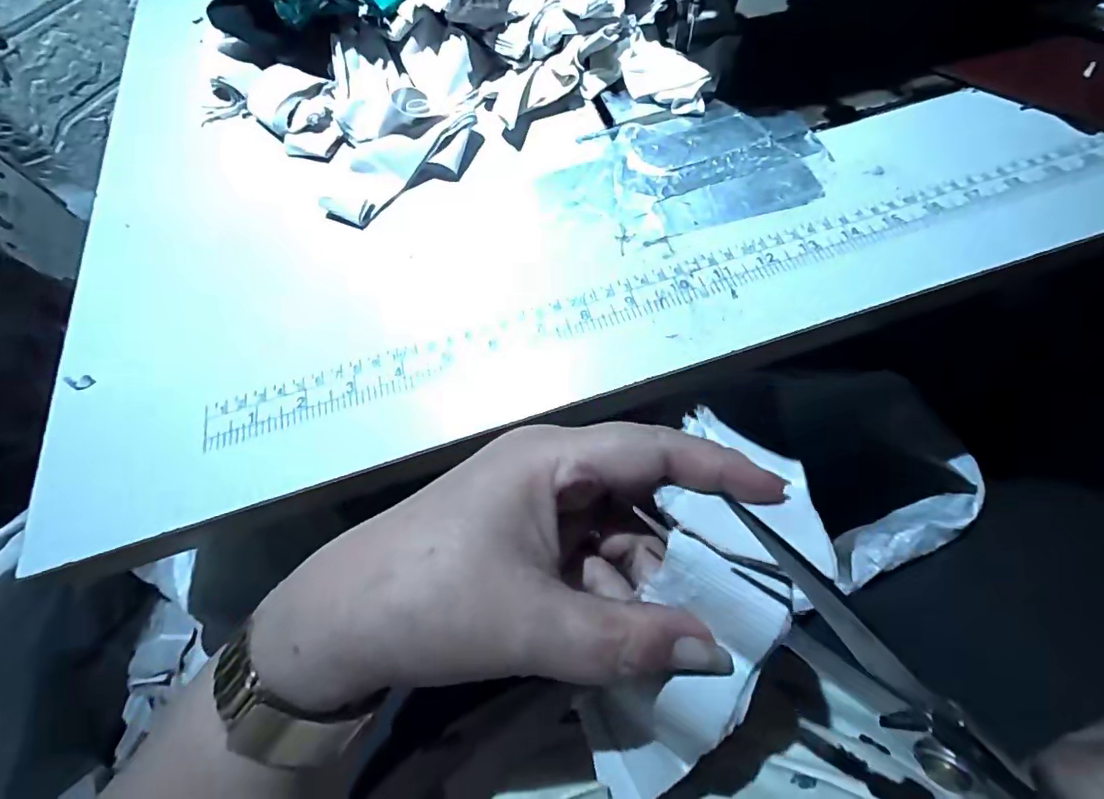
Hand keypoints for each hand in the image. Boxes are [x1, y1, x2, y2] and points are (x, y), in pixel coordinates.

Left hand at [248, 422, 787, 712]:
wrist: (329, 626)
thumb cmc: (430, 601)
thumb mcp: (532, 626)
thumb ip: (624, 642)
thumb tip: (711, 653)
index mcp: (556, 459)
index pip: (656, 450)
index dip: (720, 470)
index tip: (775, 491)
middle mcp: (554, 466)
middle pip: (642, 492)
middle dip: (682, 542)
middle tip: (727, 586)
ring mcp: (540, 500)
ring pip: (619, 530)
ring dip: (645, 577)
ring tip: (668, 626)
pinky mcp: (528, 532)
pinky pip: (591, 552)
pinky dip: (613, 588)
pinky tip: (623, 629)